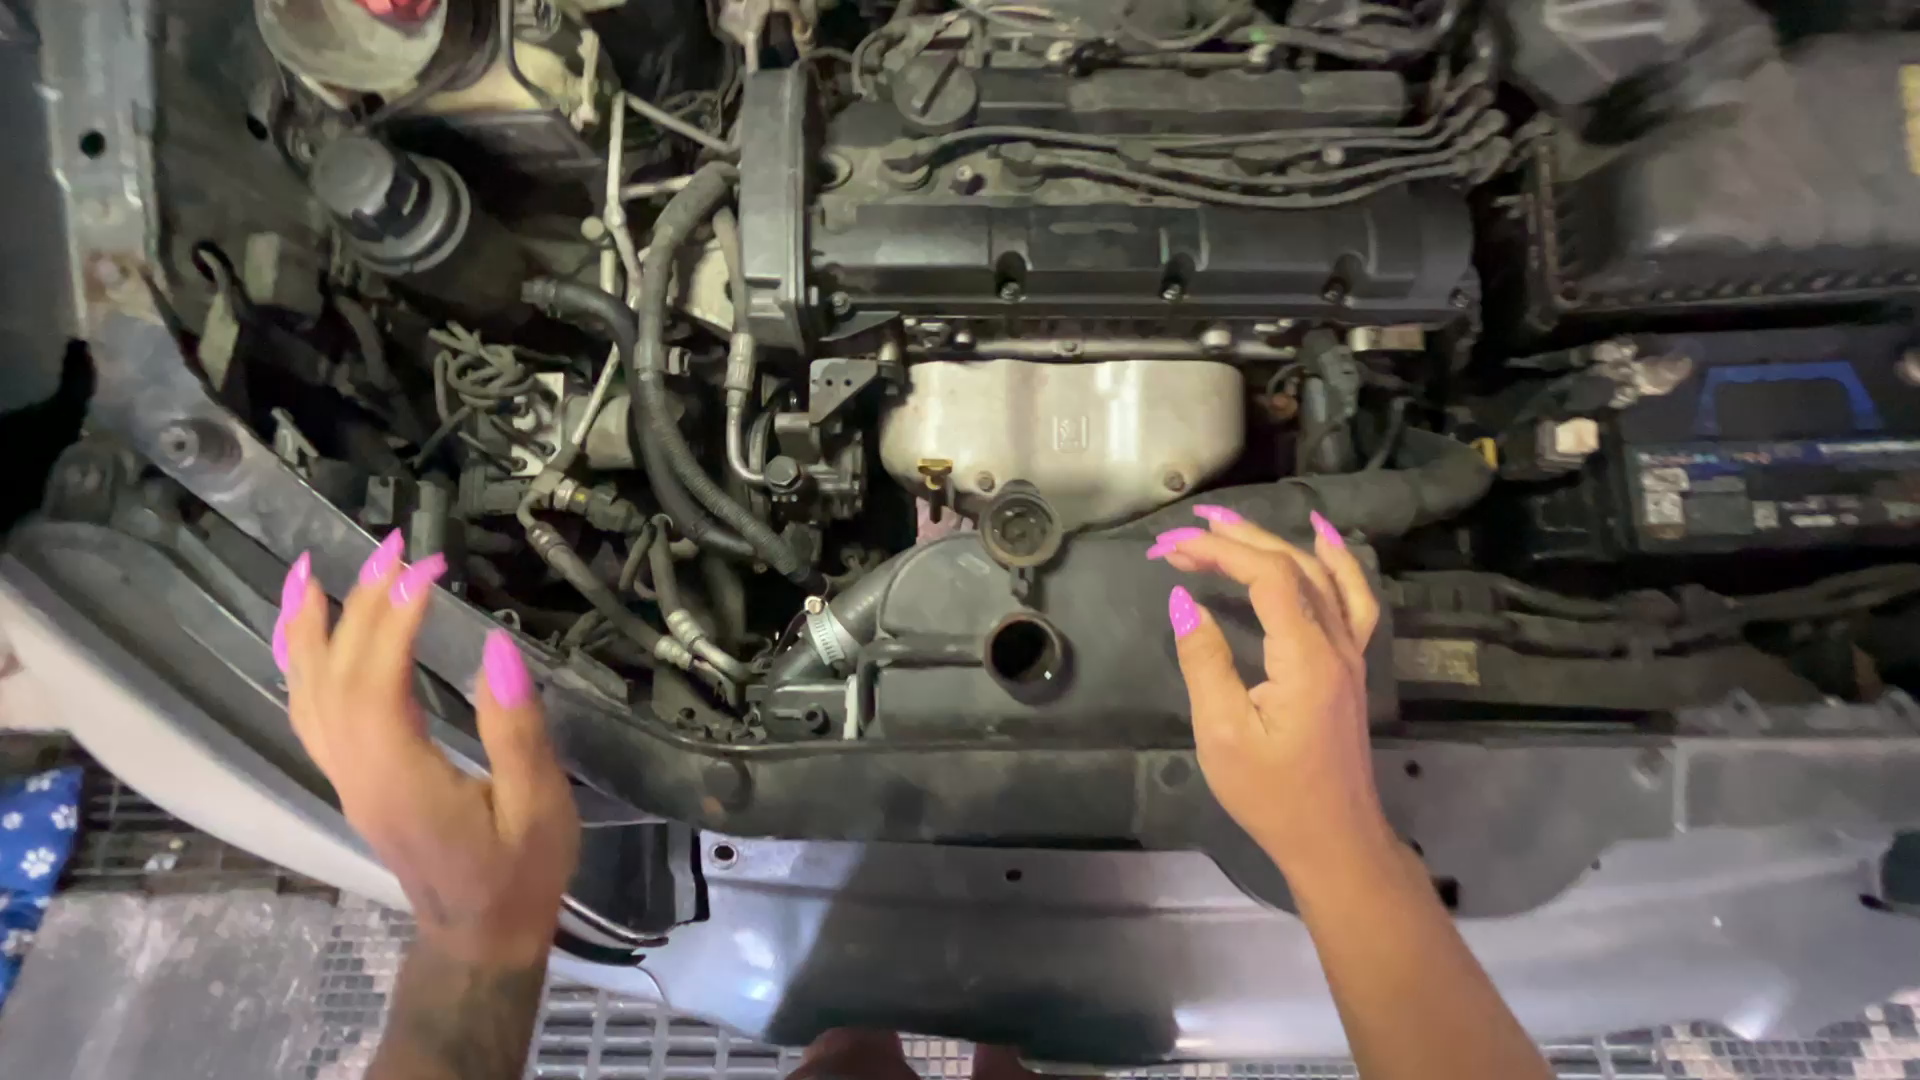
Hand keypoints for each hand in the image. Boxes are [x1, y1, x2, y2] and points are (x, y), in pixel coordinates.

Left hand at [274, 531, 579, 968]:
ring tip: (314, 571)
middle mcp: (357, 774)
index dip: (394, 621)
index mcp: (401, 779)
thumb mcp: (538, 803)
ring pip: (305, 696)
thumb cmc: (521, 869)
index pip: (377, 685)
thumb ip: (516, 729)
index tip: (431, 568)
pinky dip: (305, 663)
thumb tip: (499, 649)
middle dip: (355, 605)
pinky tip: (316, 636)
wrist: (482, 934)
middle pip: (332, 680)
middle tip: (391, 546)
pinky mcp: (356, 779)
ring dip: (306, 629)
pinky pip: (312, 712)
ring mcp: (348, 779)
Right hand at [1150, 507, 1397, 878]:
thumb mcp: (1222, 732)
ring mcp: (1350, 653)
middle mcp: (1336, 643)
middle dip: (1235, 541)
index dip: (1218, 552)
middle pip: (1291, 567)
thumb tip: (1183, 601)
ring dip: (1276, 541)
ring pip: (1320, 576)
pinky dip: (1336, 562)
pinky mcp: (1348, 665)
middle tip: (1183, 531)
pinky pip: (1351, 599)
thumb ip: (1205, 661)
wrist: (1333, 839)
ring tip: (1232, 521)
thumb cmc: (1272, 793)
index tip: (1170, 547)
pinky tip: (1321, 538)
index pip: (1266, 578)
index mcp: (1305, 657)